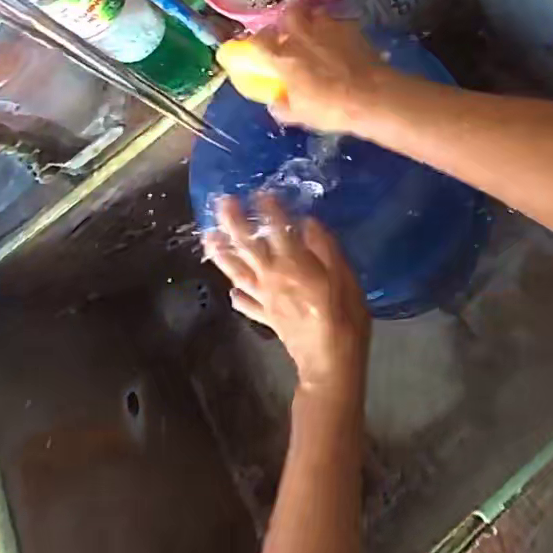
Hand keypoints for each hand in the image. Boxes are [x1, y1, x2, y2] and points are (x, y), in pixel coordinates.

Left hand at [203, 192, 370, 394]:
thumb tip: (307, 222)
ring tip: (209, 238)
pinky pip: (246, 303)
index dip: (268, 209)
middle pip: (247, 246)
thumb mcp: (342, 274)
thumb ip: (324, 246)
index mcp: (292, 263)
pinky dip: (238, 296)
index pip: (276, 229)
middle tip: (221, 203)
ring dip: (222, 254)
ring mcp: (265, 298)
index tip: (260, 192)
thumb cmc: (342, 314)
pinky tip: (232, 290)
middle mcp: (272, 277)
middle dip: (233, 223)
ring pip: (238, 272)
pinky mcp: (266, 317)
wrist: (329, 360)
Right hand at [250, 7, 405, 132]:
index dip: (257, 42)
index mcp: (283, 56)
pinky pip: (337, 22)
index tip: (260, 48)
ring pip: (313, 12)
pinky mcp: (351, 28)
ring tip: (315, 34)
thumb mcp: (300, 116)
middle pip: (287, 14)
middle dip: (286, 21)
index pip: (259, 40)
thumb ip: (283, 107)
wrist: (372, 96)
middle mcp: (302, 35)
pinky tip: (339, 42)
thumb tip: (276, 102)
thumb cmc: (331, 108)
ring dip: (311, 20)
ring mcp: (328, 28)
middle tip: (290, 35)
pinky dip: (335, 29)